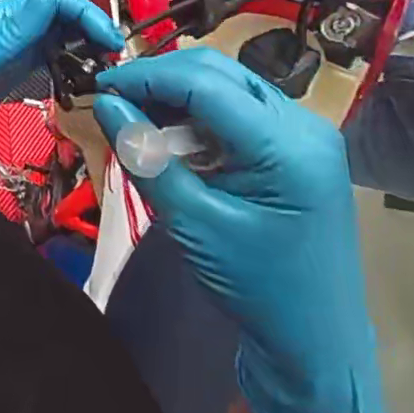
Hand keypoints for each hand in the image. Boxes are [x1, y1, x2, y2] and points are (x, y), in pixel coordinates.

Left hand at [0, 0, 121, 167]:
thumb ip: (15, 32)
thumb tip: (49, 0)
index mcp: (2, 18)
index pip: (54, 0)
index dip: (86, 14)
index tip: (106, 37)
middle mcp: (10, 28)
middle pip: (61, 14)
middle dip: (91, 27)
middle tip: (113, 52)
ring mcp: (12, 48)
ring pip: (58, 34)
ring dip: (84, 43)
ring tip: (104, 63)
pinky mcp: (12, 67)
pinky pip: (49, 56)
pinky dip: (69, 61)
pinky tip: (80, 74)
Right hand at [91, 48, 398, 412]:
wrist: (314, 340)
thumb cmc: (257, 286)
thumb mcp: (194, 223)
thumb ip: (147, 157)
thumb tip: (104, 104)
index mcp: (287, 144)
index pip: (204, 83)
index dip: (146, 76)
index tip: (98, 86)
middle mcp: (302, 123)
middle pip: (217, 72)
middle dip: (159, 79)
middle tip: (112, 100)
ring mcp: (301, 133)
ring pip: (225, 84)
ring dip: (176, 94)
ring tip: (135, 118)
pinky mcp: (292, 147)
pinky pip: (235, 110)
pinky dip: (196, 114)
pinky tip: (170, 135)